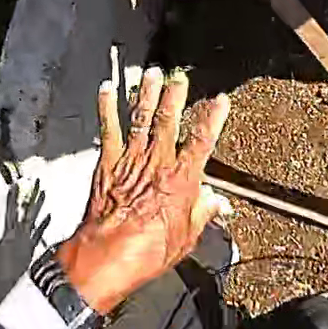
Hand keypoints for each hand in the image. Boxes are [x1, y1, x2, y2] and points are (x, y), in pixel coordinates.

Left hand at [54, 68, 229, 312]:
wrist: (108, 254)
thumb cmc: (148, 250)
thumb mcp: (187, 237)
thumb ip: (202, 212)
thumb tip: (218, 203)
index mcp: (181, 179)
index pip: (203, 140)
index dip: (213, 118)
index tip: (220, 100)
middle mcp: (157, 162)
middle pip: (168, 120)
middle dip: (175, 95)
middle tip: (179, 77)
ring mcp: (130, 158)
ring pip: (141, 117)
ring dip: (146, 93)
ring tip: (151, 73)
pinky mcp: (107, 162)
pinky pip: (108, 128)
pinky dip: (107, 107)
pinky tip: (107, 89)